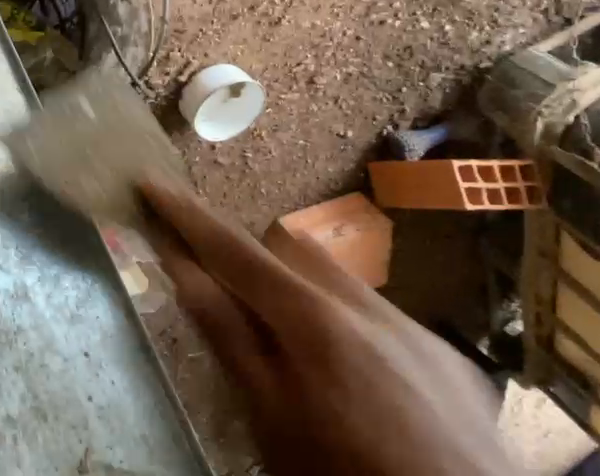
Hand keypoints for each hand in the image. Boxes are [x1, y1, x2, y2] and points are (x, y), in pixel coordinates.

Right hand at [141, 181, 513, 475]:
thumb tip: (181, 268)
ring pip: (338, 276)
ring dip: (302, 290)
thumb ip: (227, 336)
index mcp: (314, 321)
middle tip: (236, 305)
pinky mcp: (449, 357)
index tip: (150, 182)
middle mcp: (367, 306)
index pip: (233, 249)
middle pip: (290, 245)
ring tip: (296, 349)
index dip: (186, 215)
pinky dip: (348, 326)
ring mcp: (415, 328)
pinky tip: (356, 383)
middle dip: (253, 259)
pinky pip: (381, 313)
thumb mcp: (270, 418)